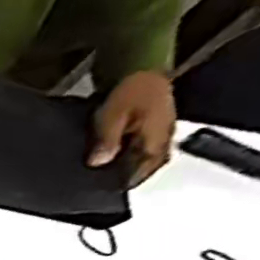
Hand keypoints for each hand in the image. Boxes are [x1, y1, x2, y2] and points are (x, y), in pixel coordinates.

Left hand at [90, 70, 174, 186]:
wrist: (139, 65)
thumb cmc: (131, 89)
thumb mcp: (114, 116)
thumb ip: (108, 140)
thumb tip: (99, 162)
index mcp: (158, 137)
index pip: (145, 169)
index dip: (127, 182)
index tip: (107, 193)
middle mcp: (161, 137)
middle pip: (144, 165)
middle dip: (124, 176)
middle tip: (101, 187)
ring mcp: (155, 130)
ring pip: (140, 156)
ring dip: (123, 166)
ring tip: (99, 175)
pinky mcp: (146, 124)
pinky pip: (135, 146)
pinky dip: (122, 153)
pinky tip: (104, 157)